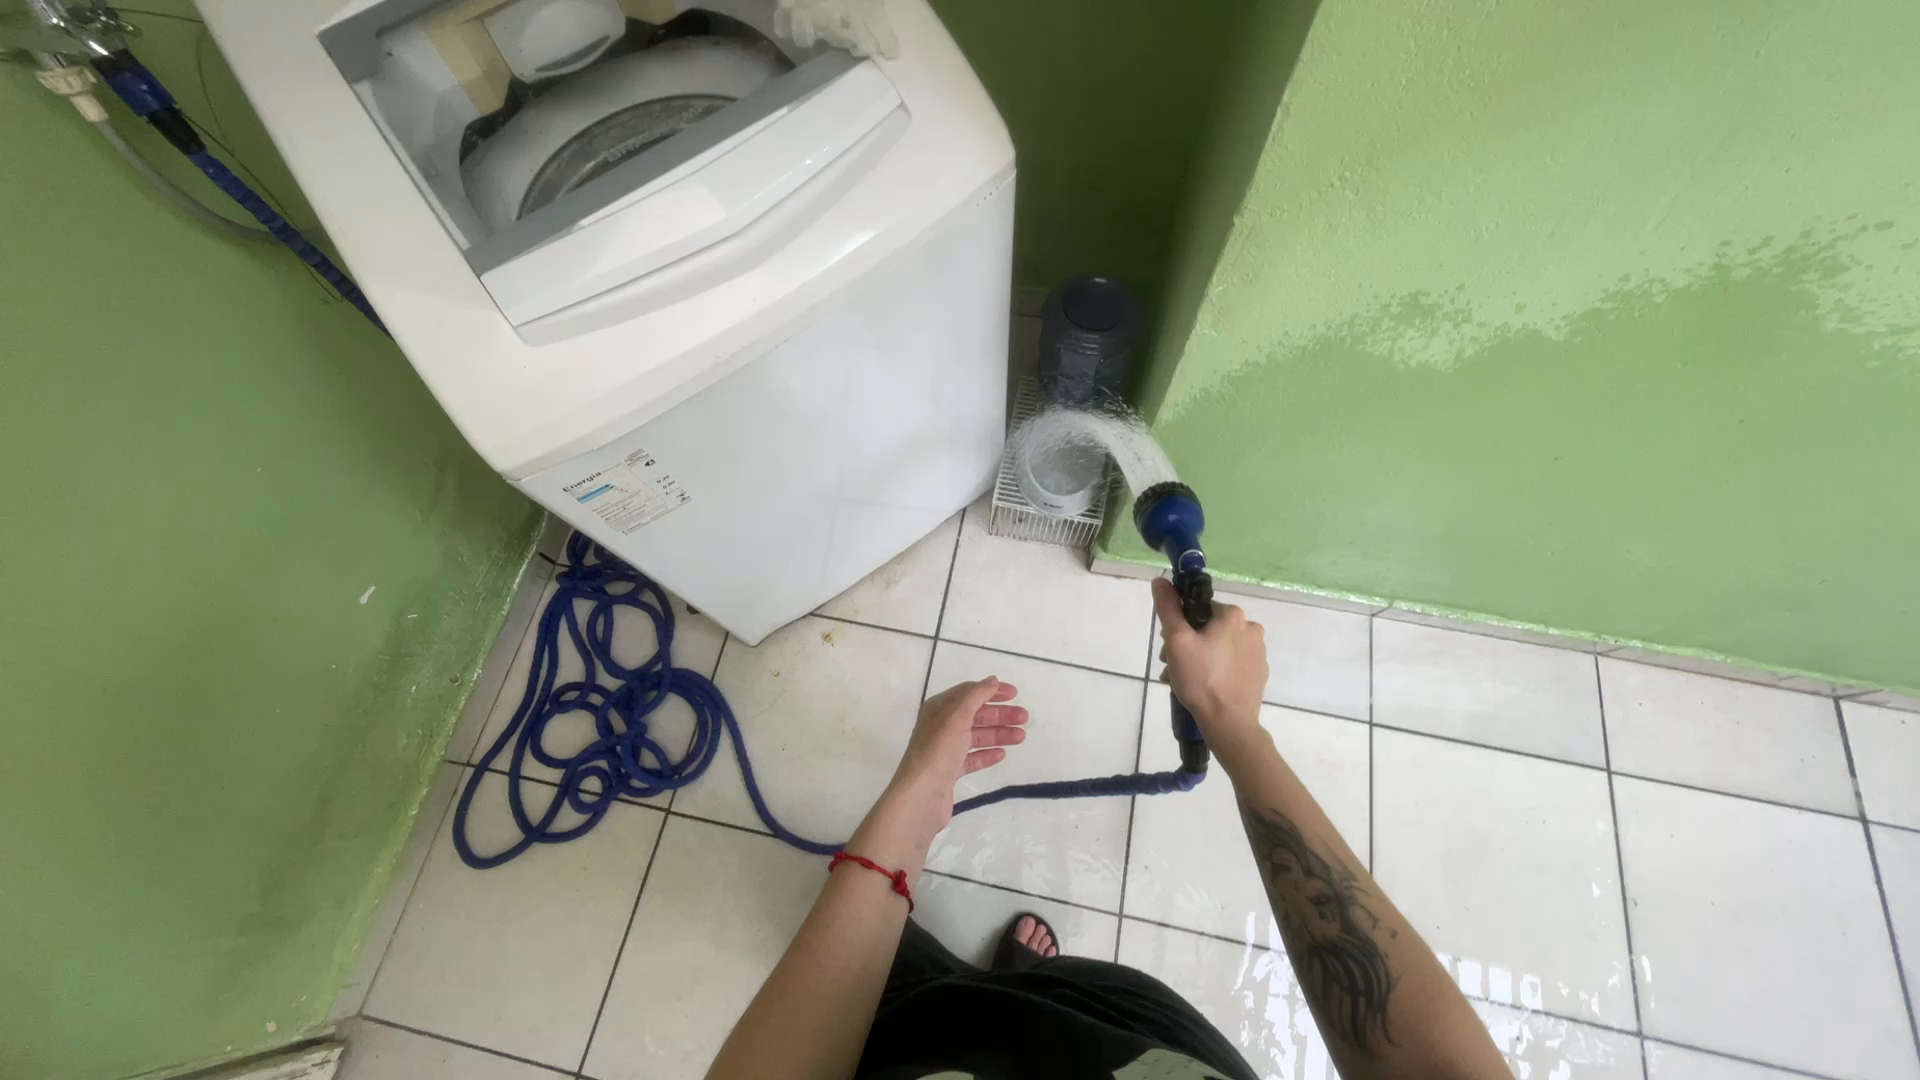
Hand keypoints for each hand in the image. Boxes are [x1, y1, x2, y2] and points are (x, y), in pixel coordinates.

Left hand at [878, 678, 1025, 839]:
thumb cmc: (939, 750)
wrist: (921, 795)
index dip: (992, 691)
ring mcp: (945, 750)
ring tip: (1021, 737)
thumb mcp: (957, 715)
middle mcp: (941, 726)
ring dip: (998, 734)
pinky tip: (1002, 754)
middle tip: (1024, 718)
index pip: (969, 692)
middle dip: (1000, 714)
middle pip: (975, 715)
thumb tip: (992, 680)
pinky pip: (972, 758)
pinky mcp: (950, 771)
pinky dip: (987, 754)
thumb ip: (976, 696)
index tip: (1015, 694)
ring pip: (976, 736)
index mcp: (939, 708)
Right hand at [1153, 577, 1267, 751]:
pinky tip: (1202, 688)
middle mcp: (1251, 629)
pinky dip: (1214, 671)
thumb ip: (1167, 608)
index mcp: (1233, 615)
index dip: (1179, 625)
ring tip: (1182, 680)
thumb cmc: (1200, 678)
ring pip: (1218, 647)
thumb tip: (1160, 581)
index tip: (1168, 645)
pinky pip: (1230, 664)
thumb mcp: (1176, 640)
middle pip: (1208, 628)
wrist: (1229, 722)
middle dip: (1186, 644)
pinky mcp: (1258, 674)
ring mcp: (1258, 653)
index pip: (1198, 609)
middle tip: (1171, 665)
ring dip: (1198, 658)